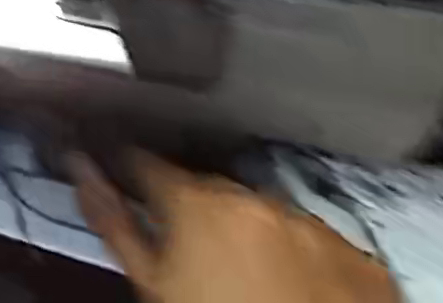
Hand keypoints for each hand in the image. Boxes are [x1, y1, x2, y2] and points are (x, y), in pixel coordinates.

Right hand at [68, 152, 397, 302]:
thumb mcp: (150, 283)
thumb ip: (110, 216)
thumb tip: (76, 163)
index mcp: (194, 199)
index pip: (141, 157)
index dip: (121, 159)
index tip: (109, 162)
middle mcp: (252, 197)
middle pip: (202, 182)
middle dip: (188, 201)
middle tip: (184, 241)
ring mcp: (313, 226)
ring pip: (258, 207)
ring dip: (243, 224)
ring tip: (243, 269)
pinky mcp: (366, 262)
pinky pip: (315, 239)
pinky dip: (299, 253)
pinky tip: (293, 286)